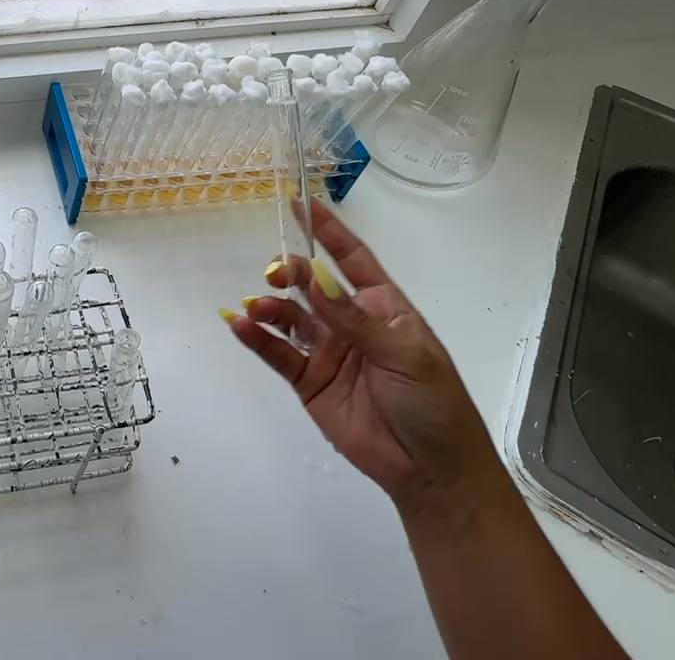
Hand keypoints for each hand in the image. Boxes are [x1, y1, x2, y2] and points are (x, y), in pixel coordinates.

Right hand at [225, 197, 503, 510]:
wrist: (431, 471)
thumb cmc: (434, 404)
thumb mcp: (404, 354)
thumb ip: (353, 319)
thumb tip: (314, 278)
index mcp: (382, 307)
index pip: (351, 259)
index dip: (327, 230)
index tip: (300, 203)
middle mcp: (349, 322)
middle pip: (311, 284)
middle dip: (290, 272)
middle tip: (274, 274)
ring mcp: (326, 351)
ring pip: (289, 316)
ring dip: (270, 307)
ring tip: (257, 309)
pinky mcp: (307, 380)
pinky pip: (277, 353)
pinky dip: (256, 338)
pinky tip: (240, 326)